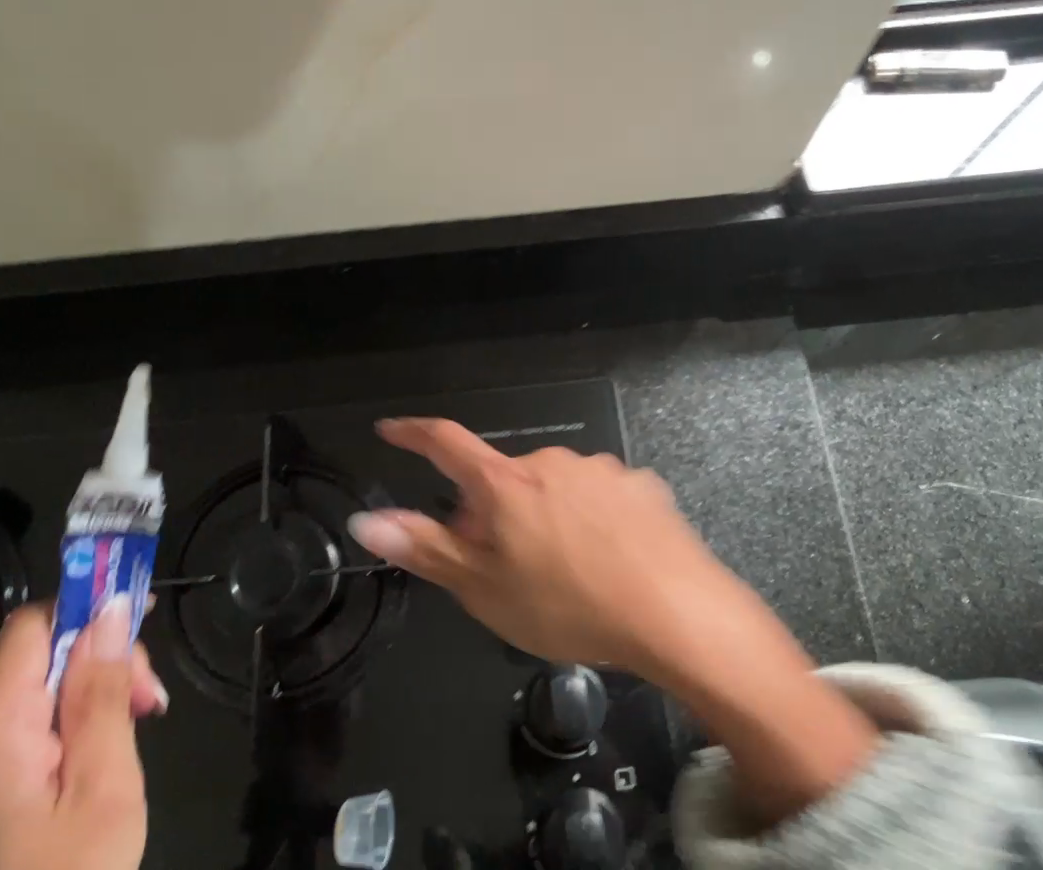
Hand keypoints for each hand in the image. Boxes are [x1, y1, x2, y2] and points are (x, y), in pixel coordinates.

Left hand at [0, 599, 169, 869]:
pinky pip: (5, 729)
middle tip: (148, 706)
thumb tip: (111, 612)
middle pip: (31, 656)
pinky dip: (53, 728)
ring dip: (80, 696)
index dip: (92, 612)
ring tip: (125, 737)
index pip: (35, 623)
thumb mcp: (105, 789)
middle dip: (96, 664)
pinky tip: (86, 761)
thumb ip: (102, 695)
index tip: (144, 632)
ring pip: (22, 691)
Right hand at [348, 417, 750, 674]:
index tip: (392, 429)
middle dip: (490, 513)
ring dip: (540, 516)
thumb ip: (425, 549)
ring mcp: (601, 471)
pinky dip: (587, 521)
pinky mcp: (641, 486)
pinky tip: (605, 562)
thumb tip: (366, 520)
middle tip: (498, 565)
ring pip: (552, 489)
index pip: (446, 443)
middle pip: (503, 479)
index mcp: (505, 484)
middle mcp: (552, 463)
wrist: (675, 613)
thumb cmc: (568, 606)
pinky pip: (597, 498)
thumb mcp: (484, 589)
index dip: (413, 434)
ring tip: (559, 573)